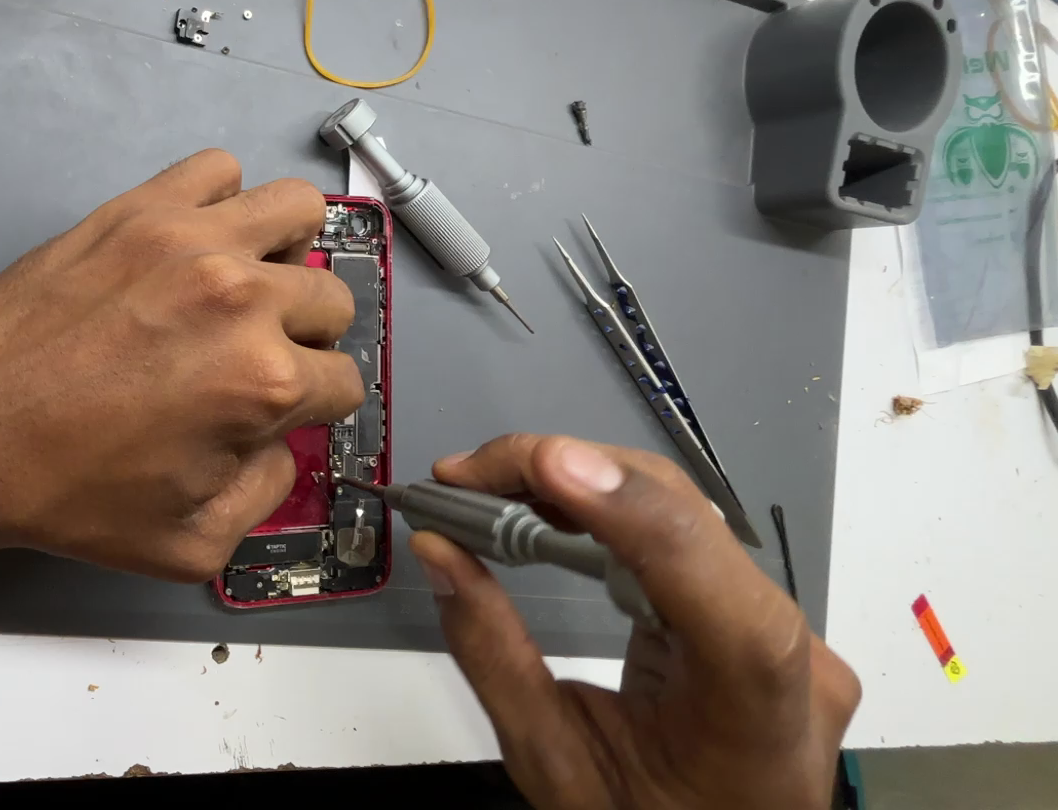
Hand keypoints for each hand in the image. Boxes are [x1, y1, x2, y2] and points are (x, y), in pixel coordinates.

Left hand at [0, 149, 362, 579]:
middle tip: (252, 354)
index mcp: (260, 382)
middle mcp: (237, 296)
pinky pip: (214, 169)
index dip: (314, 405)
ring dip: (287, 252)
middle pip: (330, 298)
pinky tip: (191, 244)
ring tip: (242, 284)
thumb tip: (282, 438)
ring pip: (296, 209)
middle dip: (305, 336)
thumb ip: (267, 492)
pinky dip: (221, 202)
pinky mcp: (135, 208)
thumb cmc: (66, 494)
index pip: (343, 382)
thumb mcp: (190, 543)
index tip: (276, 407)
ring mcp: (185, 240)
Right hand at [409, 434, 859, 809]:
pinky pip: (660, 523)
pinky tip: (530, 500)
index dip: (634, 516)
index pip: (717, 597)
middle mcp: (788, 649)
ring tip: (478, 483)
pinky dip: (587, 500)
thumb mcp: (550, 759)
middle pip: (682, 519)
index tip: (545, 466)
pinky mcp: (736, 597)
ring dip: (567, 478)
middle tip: (460, 476)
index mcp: (756, 715)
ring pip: (669, 504)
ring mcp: (768, 616)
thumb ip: (491, 652)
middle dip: (564, 475)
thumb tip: (436, 545)